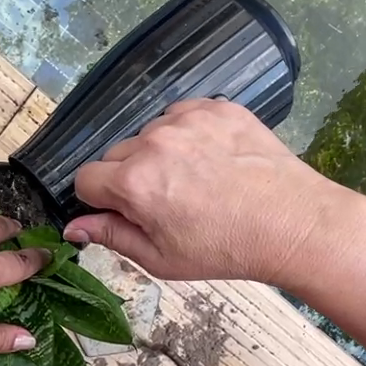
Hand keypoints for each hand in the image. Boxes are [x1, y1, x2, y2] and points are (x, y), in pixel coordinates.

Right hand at [64, 99, 363, 284]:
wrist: (293, 223)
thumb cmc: (226, 249)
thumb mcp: (160, 258)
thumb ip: (111, 236)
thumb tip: (72, 227)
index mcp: (134, 183)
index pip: (85, 179)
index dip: (100, 200)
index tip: (124, 211)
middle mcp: (154, 143)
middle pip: (115, 155)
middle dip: (129, 178)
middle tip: (165, 202)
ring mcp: (187, 120)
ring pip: (148, 135)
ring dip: (158, 154)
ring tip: (194, 180)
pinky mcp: (216, 107)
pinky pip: (181, 116)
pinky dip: (188, 135)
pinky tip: (210, 161)